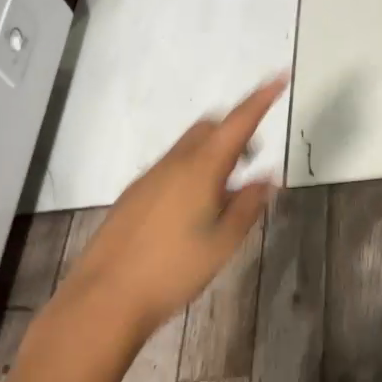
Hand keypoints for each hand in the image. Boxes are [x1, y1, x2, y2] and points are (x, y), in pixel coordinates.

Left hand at [58, 76, 286, 329]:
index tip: (280, 78)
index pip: (239, 121)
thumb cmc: (172, 271)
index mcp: (202, 167)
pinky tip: (190, 214)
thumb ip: (249, 204)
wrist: (102, 302)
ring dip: (212, 155)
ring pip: (188, 148)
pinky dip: (190, 173)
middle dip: (234, 130)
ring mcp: (148, 179)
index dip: (261, 98)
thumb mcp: (224, 242)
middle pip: (209, 126)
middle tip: (251, 158)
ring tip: (223, 195)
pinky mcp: (131, 198)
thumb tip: (267, 177)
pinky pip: (169, 169)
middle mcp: (174, 163)